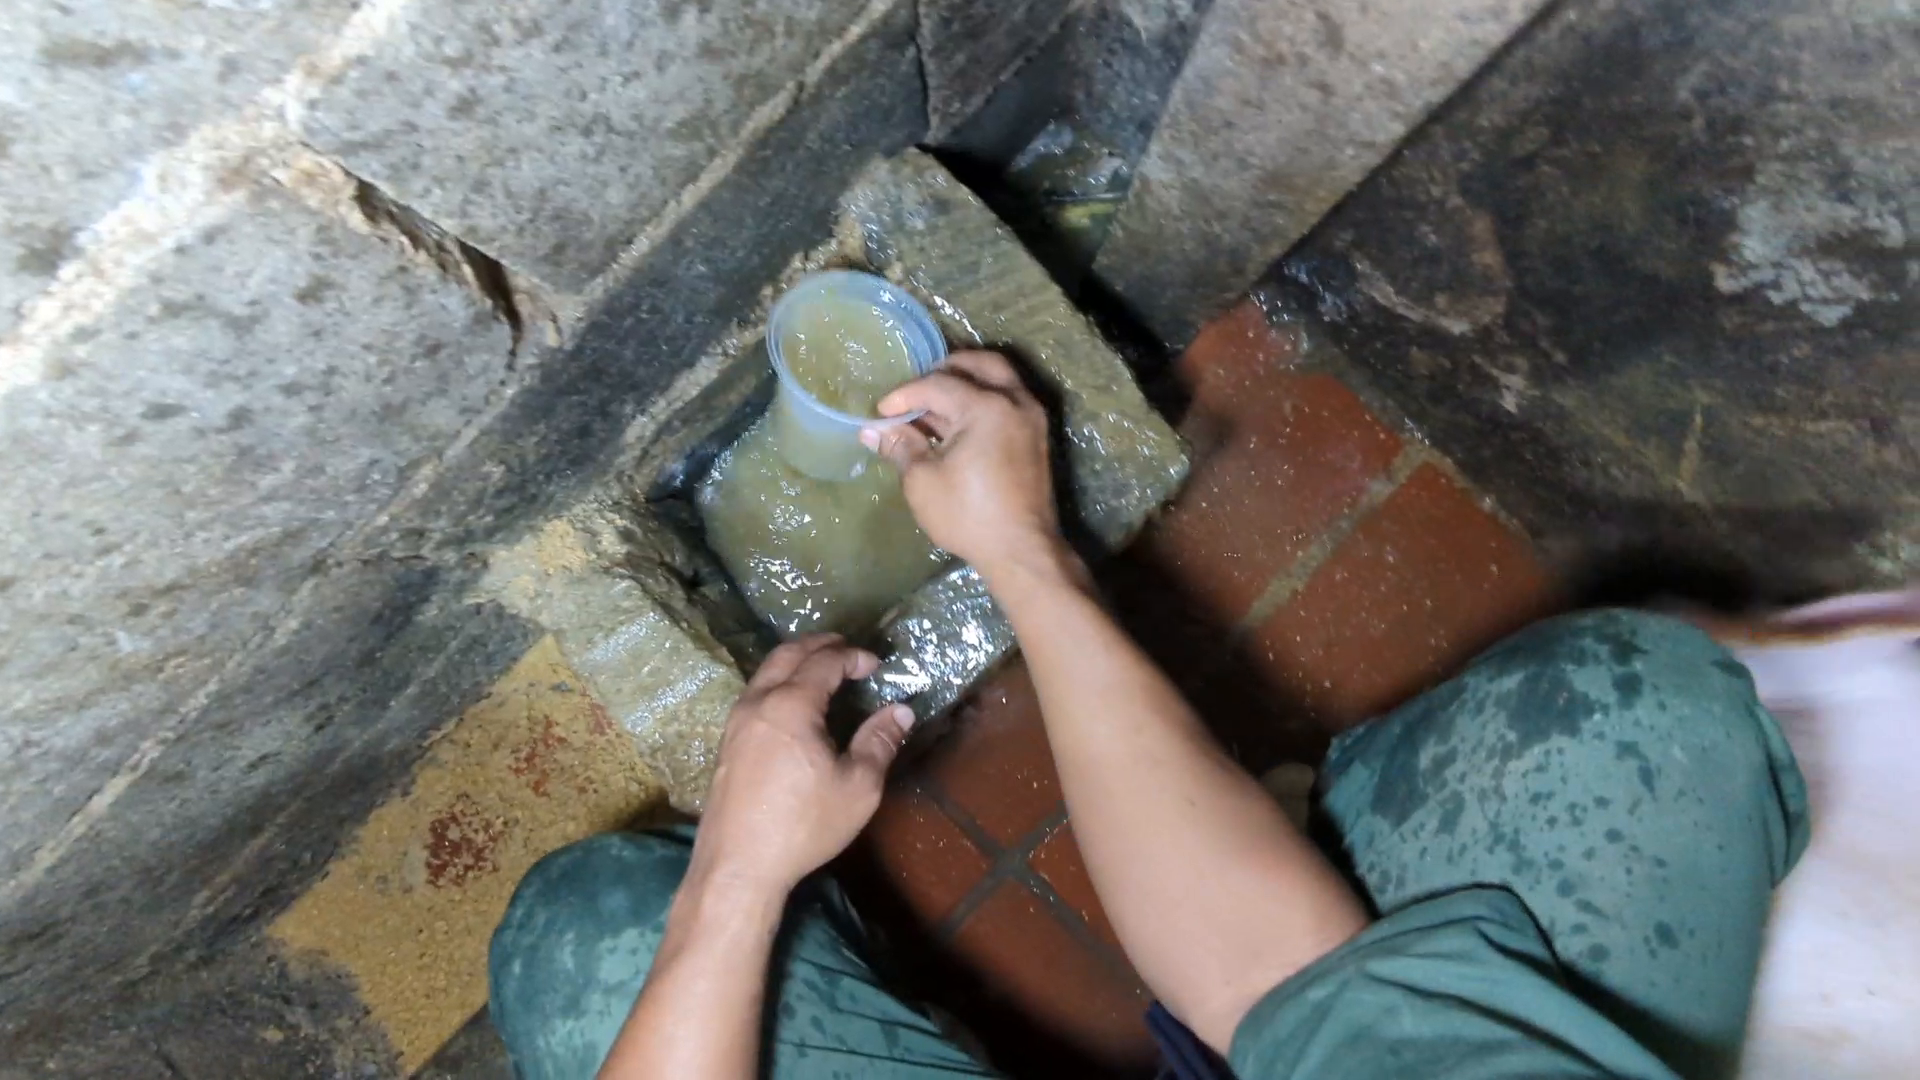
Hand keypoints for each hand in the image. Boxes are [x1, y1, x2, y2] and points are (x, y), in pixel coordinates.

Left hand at [691, 635, 914, 896]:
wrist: (738, 867)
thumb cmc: (803, 825)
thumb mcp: (858, 786)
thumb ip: (880, 742)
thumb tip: (901, 711)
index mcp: (792, 705)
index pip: (825, 662)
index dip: (853, 656)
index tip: (876, 665)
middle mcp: (759, 702)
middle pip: (788, 654)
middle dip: (820, 645)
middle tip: (847, 648)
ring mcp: (737, 721)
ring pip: (766, 671)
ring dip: (796, 660)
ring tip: (822, 668)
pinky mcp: (727, 742)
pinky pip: (756, 692)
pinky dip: (779, 680)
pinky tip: (794, 701)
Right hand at [861, 351, 1061, 577]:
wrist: (1021, 550)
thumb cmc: (968, 516)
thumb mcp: (923, 481)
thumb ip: (900, 446)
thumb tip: (872, 430)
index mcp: (988, 407)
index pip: (938, 384)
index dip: (904, 395)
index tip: (881, 413)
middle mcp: (1015, 402)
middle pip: (978, 365)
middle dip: (942, 371)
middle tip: (915, 393)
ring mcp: (1031, 418)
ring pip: (998, 379)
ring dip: (965, 383)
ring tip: (933, 407)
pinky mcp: (1035, 437)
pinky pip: (1007, 401)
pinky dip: (982, 400)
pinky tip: (956, 424)